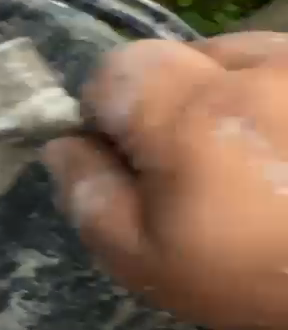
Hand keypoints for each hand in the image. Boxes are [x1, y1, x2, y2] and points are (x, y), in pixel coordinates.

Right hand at [42, 32, 287, 329]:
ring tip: (251, 160)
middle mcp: (271, 69)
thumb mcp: (135, 253)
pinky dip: (281, 105)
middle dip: (173, 100)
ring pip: (253, 59)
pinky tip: (287, 152)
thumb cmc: (247, 274)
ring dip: (235, 99)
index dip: (103, 106)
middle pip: (191, 55)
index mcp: (197, 113)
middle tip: (185, 163)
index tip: (114, 151)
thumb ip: (87, 191)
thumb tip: (65, 146)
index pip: (121, 67)